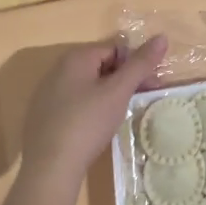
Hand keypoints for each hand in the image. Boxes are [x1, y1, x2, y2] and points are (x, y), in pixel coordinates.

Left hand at [20, 36, 167, 186]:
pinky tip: (97, 127)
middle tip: (142, 98)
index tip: (152, 85)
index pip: (114, 49)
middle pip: (101, 66)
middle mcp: (58, 70)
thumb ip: (140, 64)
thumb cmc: (87, 123)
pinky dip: (91, 108)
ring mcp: (47, 93)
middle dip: (124, 79)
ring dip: (109, 94)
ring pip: (88, 85)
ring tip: (122, 114)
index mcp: (75, 58)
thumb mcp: (118, 92)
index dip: (136, 64)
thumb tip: (162, 37)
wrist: (50, 167)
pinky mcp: (44, 116)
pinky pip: (74, 103)